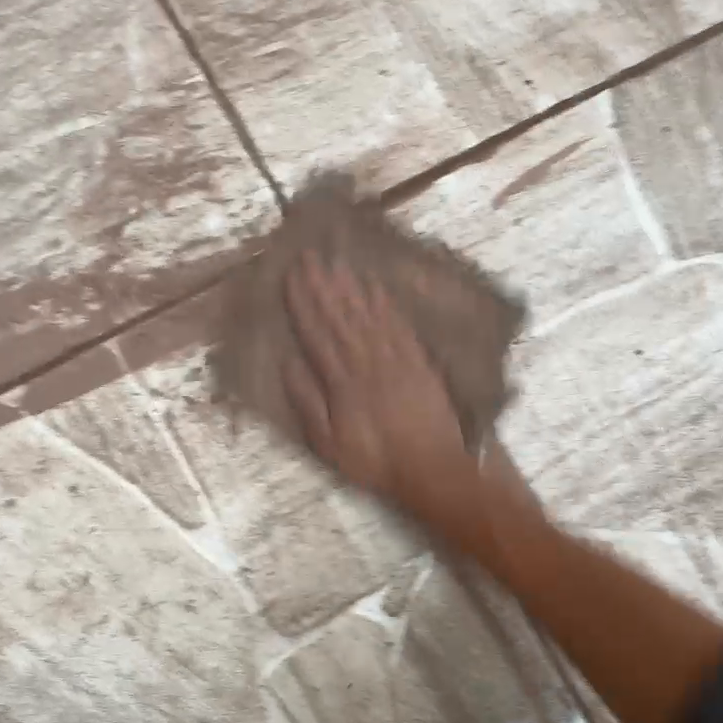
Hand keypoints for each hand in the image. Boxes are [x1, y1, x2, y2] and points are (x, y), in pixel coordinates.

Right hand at [282, 251, 475, 516]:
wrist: (434, 467)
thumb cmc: (376, 461)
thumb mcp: (329, 445)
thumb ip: (308, 404)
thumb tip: (288, 364)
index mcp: (342, 382)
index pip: (317, 333)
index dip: (303, 302)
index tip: (291, 275)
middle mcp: (368, 362)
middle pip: (341, 316)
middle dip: (323, 284)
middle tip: (310, 255)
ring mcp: (396, 358)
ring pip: (368, 314)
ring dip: (350, 286)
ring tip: (336, 261)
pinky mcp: (419, 361)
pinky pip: (399, 324)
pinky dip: (385, 302)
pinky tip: (375, 285)